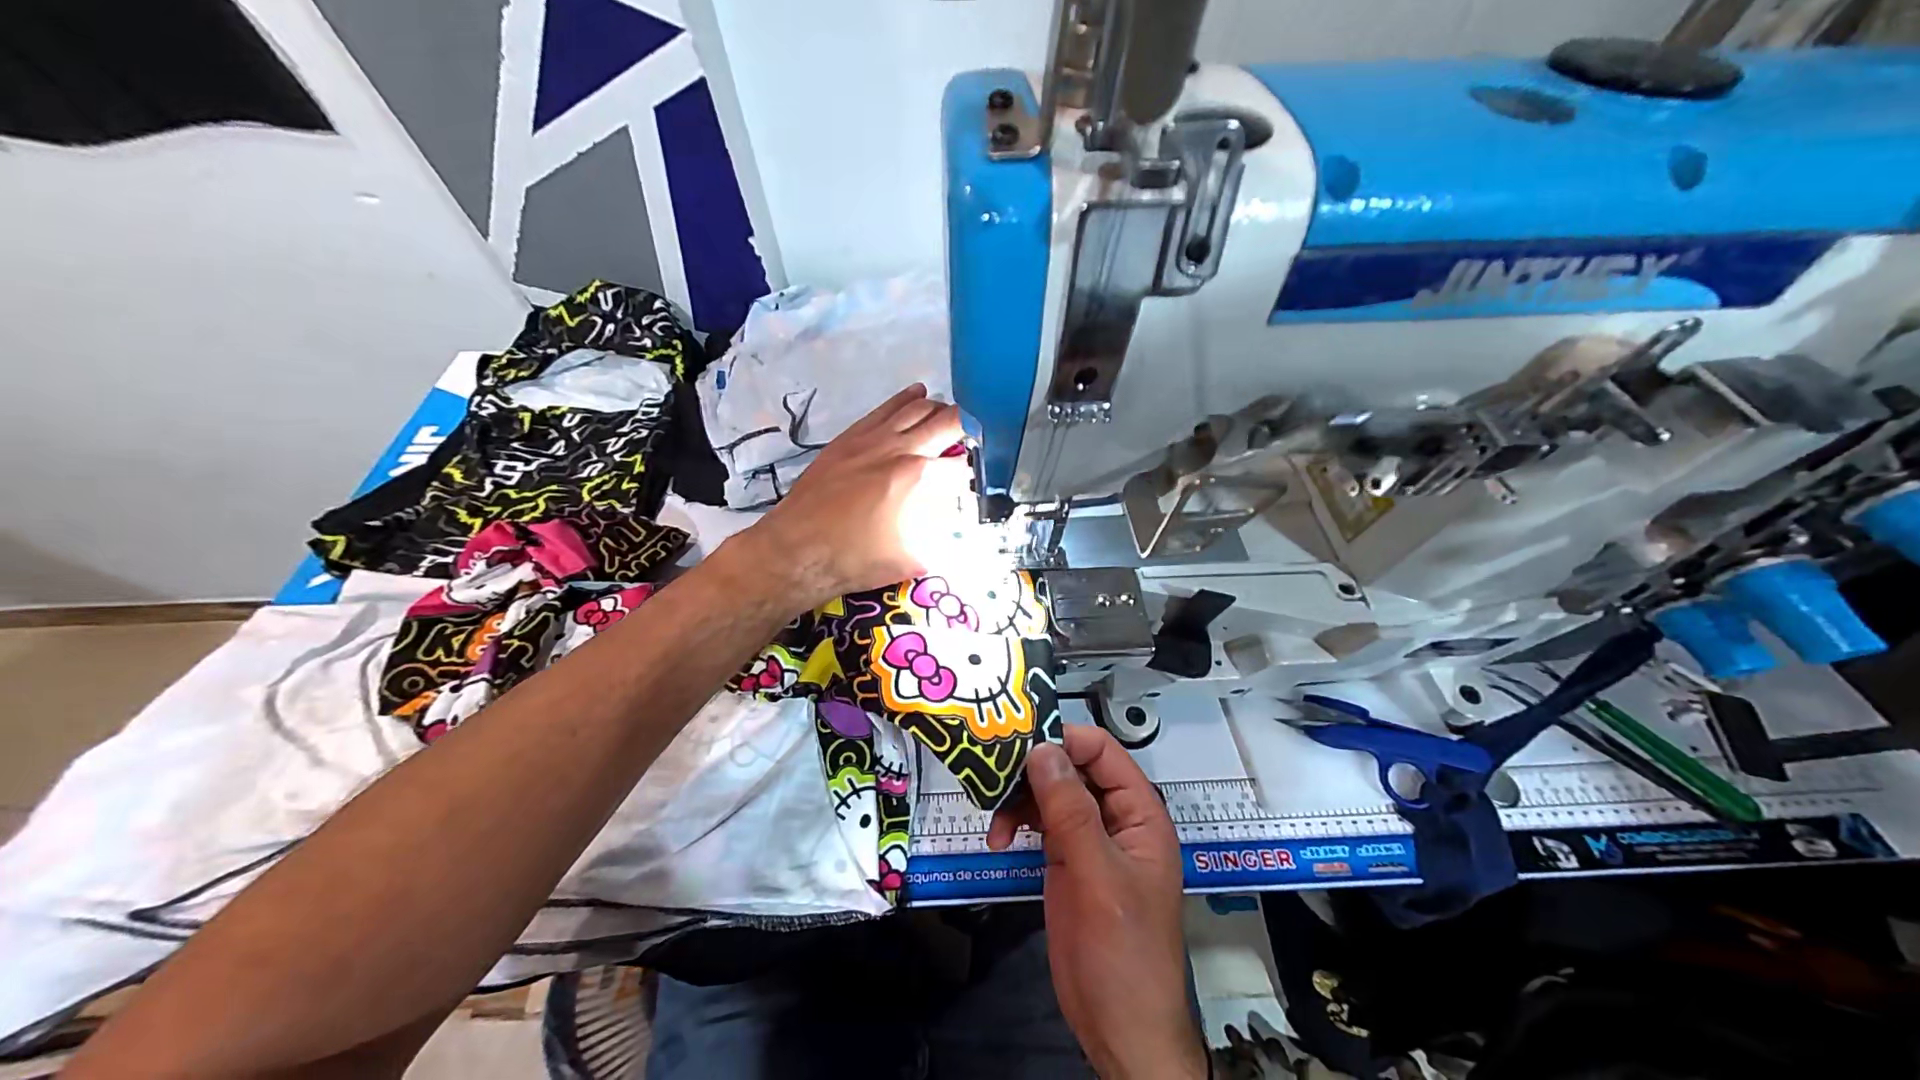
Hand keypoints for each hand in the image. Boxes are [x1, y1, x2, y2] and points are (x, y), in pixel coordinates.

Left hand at [731, 383, 963, 610]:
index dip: (972, 471)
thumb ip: (938, 544)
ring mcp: (870, 438)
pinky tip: (916, 396)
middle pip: (944, 422)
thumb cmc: (852, 559)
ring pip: (913, 407)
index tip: (972, 481)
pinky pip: (883, 409)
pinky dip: (906, 400)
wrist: (795, 550)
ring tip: (949, 417)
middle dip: (965, 428)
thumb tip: (953, 536)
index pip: (958, 463)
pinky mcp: (848, 438)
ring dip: (937, 409)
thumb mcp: (909, 560)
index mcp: (915, 475)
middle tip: (973, 438)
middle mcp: (896, 447)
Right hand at [989, 725, 1204, 1079]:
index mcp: (1139, 813)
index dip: (1063, 741)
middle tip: (994, 778)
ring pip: (1050, 792)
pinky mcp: (1065, 859)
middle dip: (1033, 769)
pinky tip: (1000, 837)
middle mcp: (1114, 818)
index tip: (1018, 745)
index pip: (1102, 753)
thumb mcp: (1099, 877)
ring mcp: (1088, 839)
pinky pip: (1039, 821)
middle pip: (1072, 768)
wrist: (1120, 1027)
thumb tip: (1042, 751)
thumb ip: (1071, 812)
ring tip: (995, 818)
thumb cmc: (1124, 952)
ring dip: (1019, 797)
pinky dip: (1017, 821)